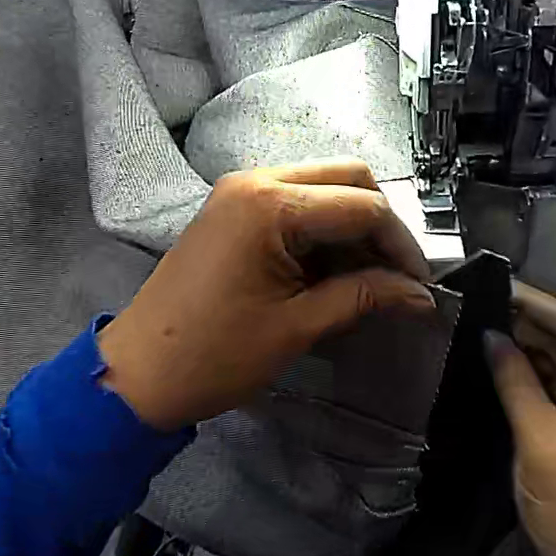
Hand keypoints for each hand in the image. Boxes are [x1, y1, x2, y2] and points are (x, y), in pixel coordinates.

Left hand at [97, 158, 435, 429]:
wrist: (134, 376)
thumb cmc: (213, 355)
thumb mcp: (299, 326)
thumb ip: (366, 297)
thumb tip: (421, 296)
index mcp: (270, 205)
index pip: (363, 207)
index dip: (401, 245)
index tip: (420, 285)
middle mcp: (257, 181)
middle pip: (350, 178)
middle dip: (382, 225)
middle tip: (396, 274)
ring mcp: (243, 191)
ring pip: (328, 187)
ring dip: (356, 227)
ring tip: (370, 278)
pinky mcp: (237, 208)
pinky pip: (301, 202)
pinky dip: (328, 230)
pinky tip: (336, 270)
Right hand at [486, 283, 555, 555]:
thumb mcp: (542, 445)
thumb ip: (517, 384)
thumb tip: (491, 336)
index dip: (536, 304)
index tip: (498, 283)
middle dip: (526, 323)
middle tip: (480, 301)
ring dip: (526, 346)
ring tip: (483, 320)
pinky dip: (531, 373)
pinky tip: (501, 356)